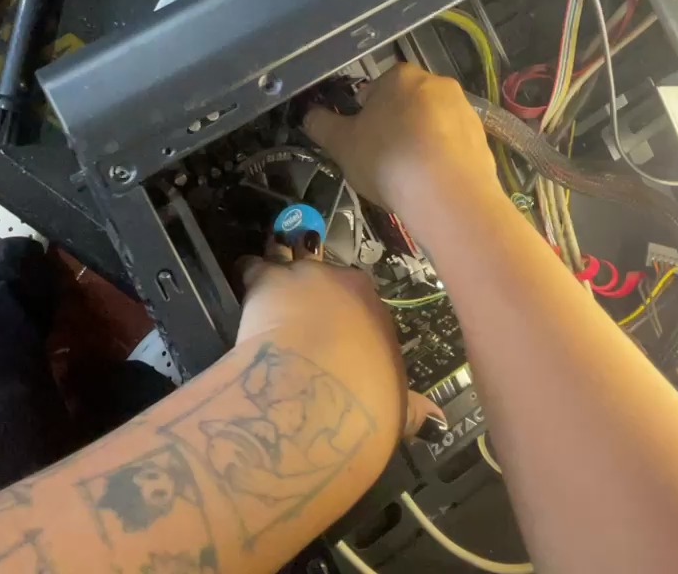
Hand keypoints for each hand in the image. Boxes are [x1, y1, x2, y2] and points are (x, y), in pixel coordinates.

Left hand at [233, 255, 441, 435]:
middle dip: (314, 282)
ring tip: (272, 262)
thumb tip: (435, 419)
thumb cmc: (364, 405)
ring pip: (291, 258)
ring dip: (281, 260)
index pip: (360, 299)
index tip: (334, 322)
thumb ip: (411, 409)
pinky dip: (248, 272)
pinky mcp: (269, 278)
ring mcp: (305, 275)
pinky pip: (254, 266)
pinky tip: (242, 276)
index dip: (345, 309)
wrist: (320, 392)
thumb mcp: (396, 411)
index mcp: (376, 312)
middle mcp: (343, 284)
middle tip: (301, 298)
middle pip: (326, 274)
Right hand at [302, 63, 502, 217]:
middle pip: (406, 103)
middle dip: (394, 124)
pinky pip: (453, 145)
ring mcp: (464, 110)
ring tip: (407, 174)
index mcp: (400, 76)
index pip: (375, 88)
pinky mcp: (483, 138)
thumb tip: (308, 115)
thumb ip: (321, 125)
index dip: (363, 114)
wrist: (448, 194)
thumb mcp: (342, 144)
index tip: (360, 139)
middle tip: (381, 157)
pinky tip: (431, 183)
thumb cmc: (387, 158)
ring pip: (431, 123)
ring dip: (419, 140)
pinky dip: (441, 158)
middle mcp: (436, 83)